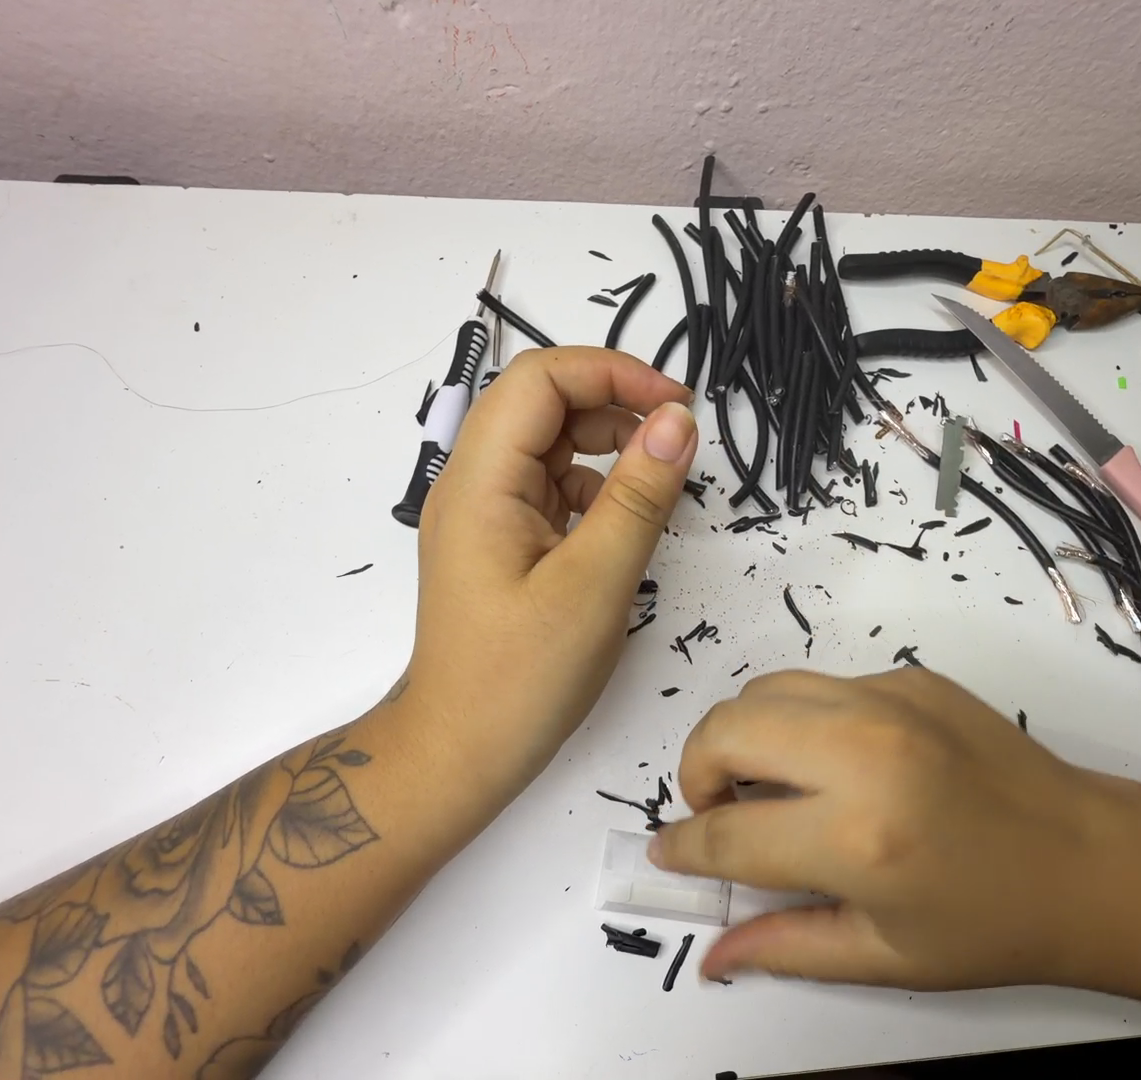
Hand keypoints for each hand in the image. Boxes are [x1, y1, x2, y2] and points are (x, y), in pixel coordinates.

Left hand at [403, 347, 698, 784]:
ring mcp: (486, 513)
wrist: (462, 753)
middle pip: (541, 403)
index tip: (678, 405)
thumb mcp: (596, 584)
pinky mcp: (502, 540)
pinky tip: (624, 522)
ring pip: (549, 444)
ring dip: (607, 445)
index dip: (612, 372)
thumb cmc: (522, 677)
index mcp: (480, 482)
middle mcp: (474, 484)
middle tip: (677, 436)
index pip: (540, 380)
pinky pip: (552, 487)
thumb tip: (679, 421)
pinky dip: (596, 487)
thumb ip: (639, 495)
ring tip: (659, 480)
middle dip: (613, 403)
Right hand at [649, 667, 1138, 989]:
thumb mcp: (885, 956)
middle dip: (697, 769)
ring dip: (743, 733)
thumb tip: (708, 957)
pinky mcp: (910, 676)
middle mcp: (864, 751)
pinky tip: (835, 762)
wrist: (1092, 859)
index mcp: (858, 837)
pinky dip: (802, 720)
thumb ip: (784, 947)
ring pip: (765, 689)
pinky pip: (821, 684)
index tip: (668, 850)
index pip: (729, 832)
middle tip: (719, 808)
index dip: (684, 845)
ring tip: (769, 780)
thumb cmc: (992, 924)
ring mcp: (889, 700)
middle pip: (726, 728)